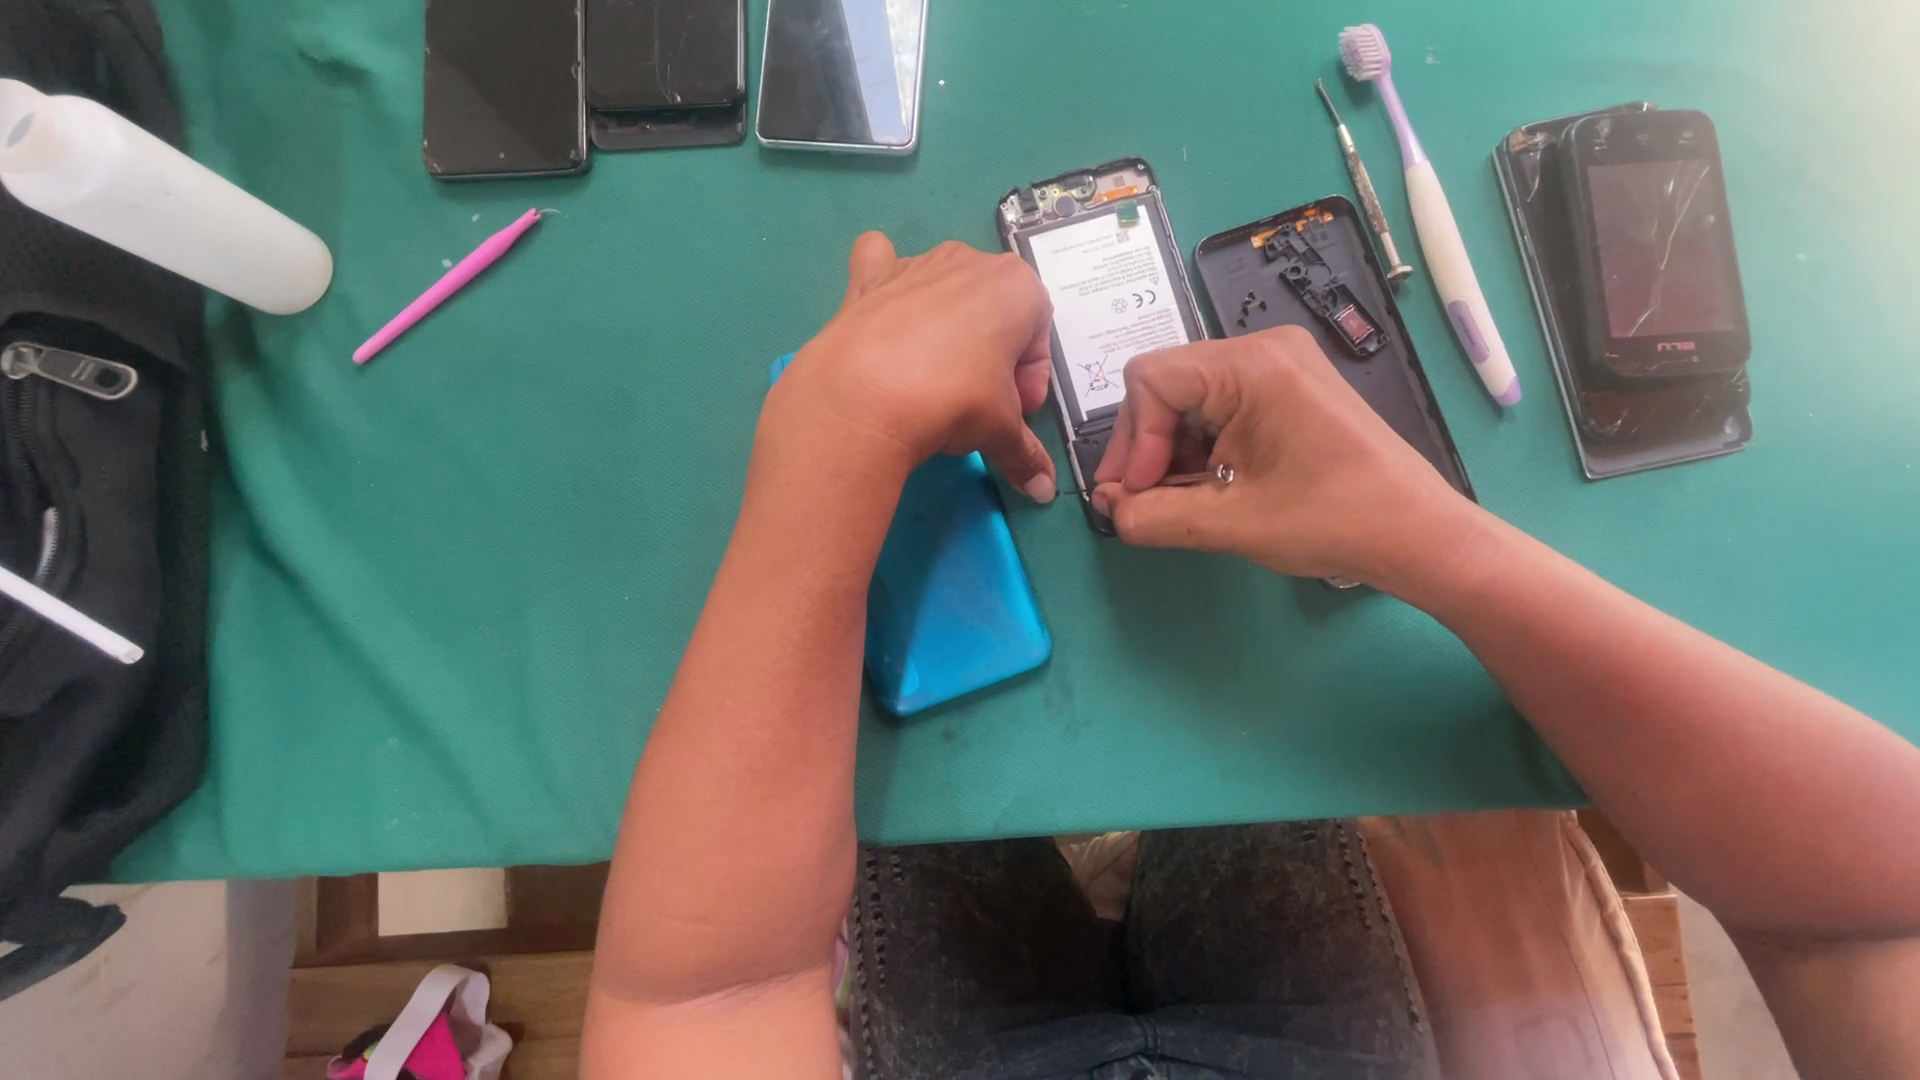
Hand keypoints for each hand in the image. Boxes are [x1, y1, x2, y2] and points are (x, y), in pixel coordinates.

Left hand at [764, 233, 1057, 500]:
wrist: (866, 396)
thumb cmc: (954, 400)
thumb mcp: (1000, 430)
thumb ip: (1025, 454)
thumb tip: (1043, 489)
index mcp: (1018, 287)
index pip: (1039, 339)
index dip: (1031, 382)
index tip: (1017, 413)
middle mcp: (970, 263)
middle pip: (995, 314)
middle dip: (994, 357)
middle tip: (980, 404)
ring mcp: (917, 265)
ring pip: (945, 290)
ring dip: (949, 328)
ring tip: (932, 379)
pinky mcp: (870, 279)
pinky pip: (882, 264)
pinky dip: (886, 281)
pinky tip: (885, 313)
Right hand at [1091, 326, 1490, 590]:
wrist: (1416, 535)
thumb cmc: (1332, 520)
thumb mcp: (1229, 522)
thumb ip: (1152, 516)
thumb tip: (1108, 507)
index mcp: (1253, 365)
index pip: (1150, 379)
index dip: (1133, 441)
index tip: (1136, 493)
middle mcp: (1262, 350)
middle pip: (1164, 388)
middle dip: (1146, 449)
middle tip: (1139, 503)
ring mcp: (1276, 367)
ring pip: (1186, 402)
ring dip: (1170, 454)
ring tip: (1177, 502)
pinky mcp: (1284, 391)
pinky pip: (1215, 410)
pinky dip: (1198, 450)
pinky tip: (1205, 488)